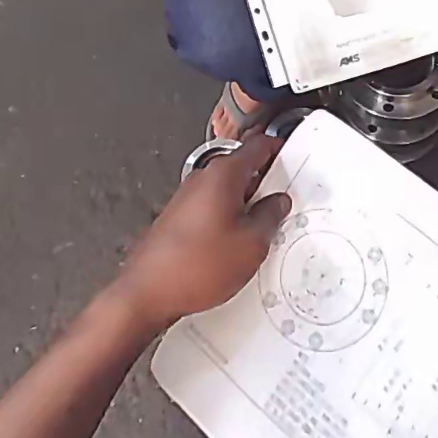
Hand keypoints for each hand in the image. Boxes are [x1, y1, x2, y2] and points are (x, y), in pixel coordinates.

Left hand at [109, 132, 291, 329]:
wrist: (148, 292)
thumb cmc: (192, 266)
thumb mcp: (251, 243)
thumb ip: (270, 216)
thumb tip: (276, 204)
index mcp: (224, 174)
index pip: (258, 146)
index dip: (278, 148)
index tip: (289, 154)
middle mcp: (203, 179)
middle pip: (243, 168)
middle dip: (264, 183)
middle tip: (280, 202)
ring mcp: (188, 197)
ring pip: (227, 190)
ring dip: (246, 204)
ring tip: (257, 231)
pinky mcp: (180, 216)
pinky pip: (212, 207)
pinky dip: (227, 218)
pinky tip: (233, 244)